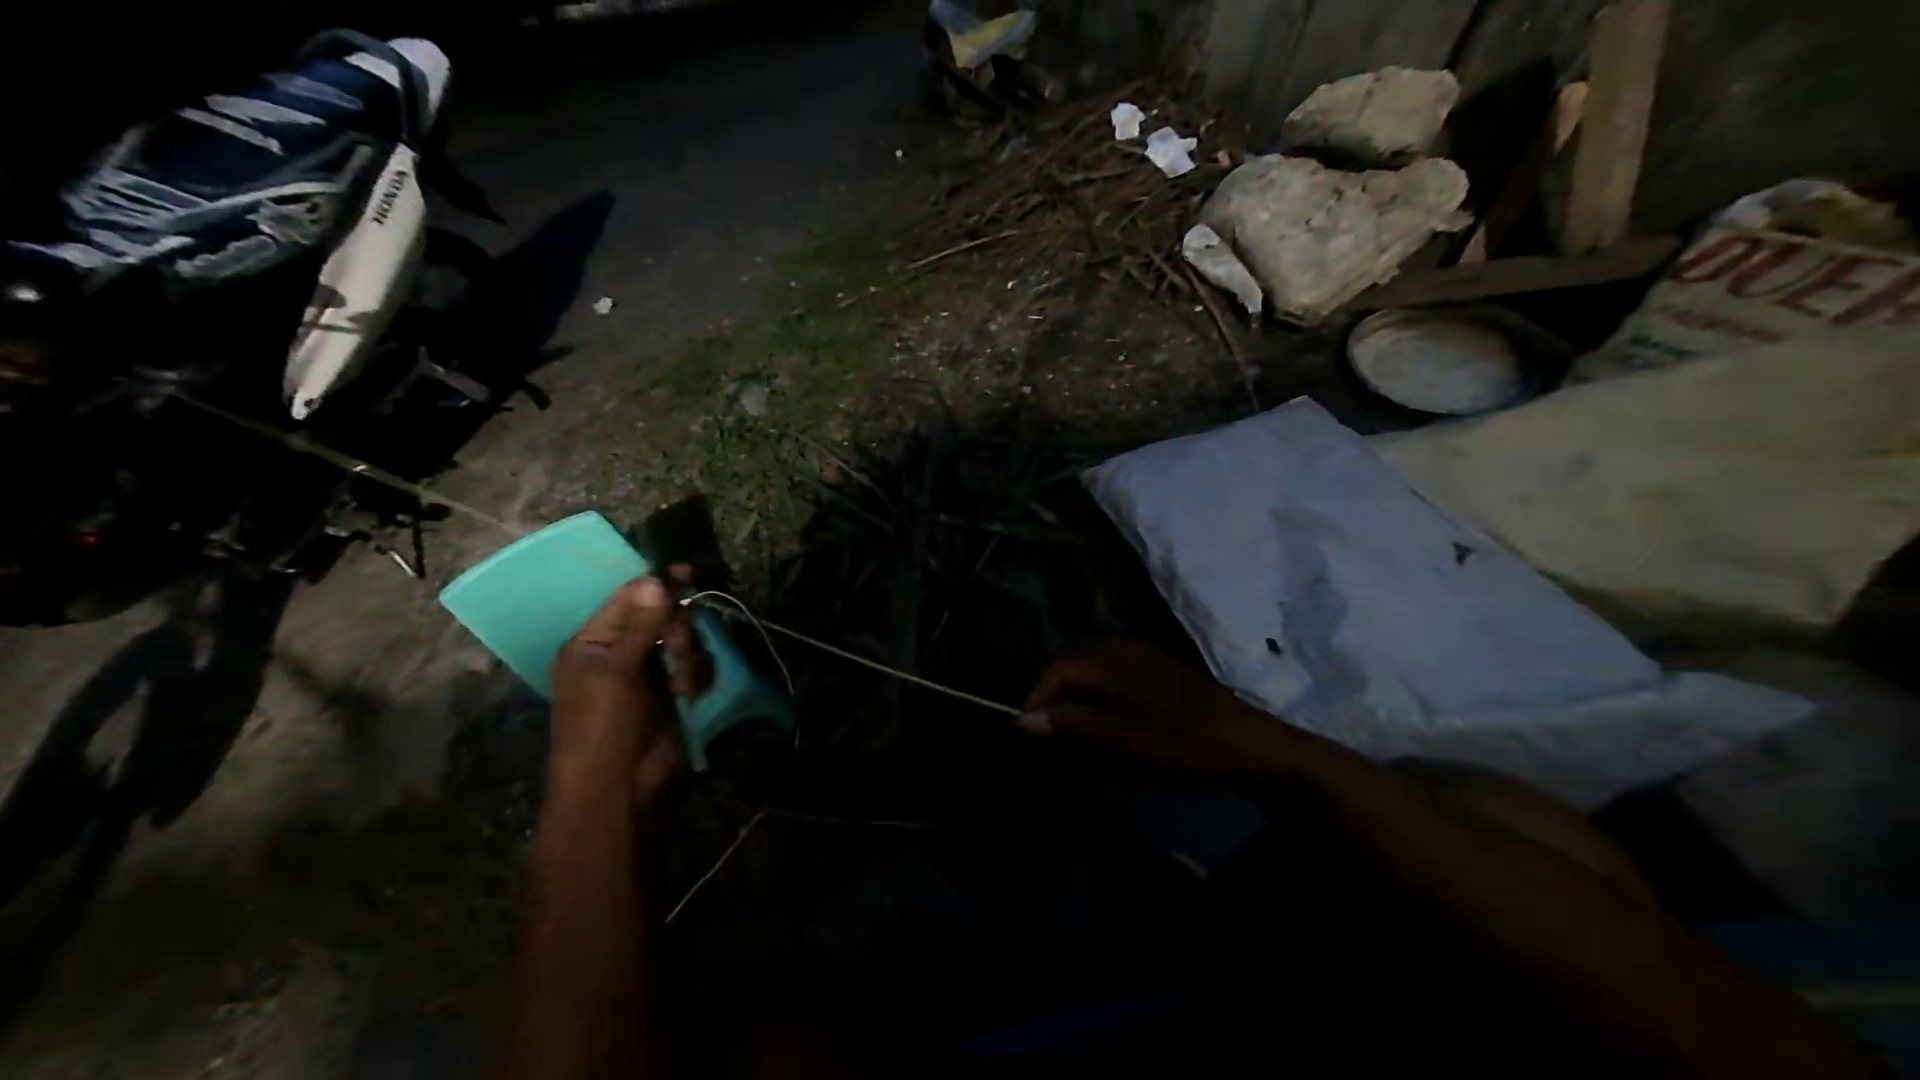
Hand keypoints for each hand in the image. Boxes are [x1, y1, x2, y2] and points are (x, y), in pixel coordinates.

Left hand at [549, 571, 709, 801]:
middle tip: (676, 654)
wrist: (620, 789)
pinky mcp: (672, 692)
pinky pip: (693, 666)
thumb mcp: (617, 672)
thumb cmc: (603, 727)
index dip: (654, 585)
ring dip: (688, 659)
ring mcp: (647, 673)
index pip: (626, 600)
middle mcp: (620, 653)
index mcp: (592, 643)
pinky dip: (695, 676)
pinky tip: (690, 695)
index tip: (686, 572)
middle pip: (661, 617)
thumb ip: (640, 625)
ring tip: (682, 686)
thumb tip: (655, 579)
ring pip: (682, 641)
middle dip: (676, 633)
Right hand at [1021, 641, 1289, 771]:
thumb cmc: (1183, 742)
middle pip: (1072, 668)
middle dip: (1058, 701)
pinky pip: (1113, 677)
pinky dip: (1101, 700)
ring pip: (1092, 674)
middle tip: (1054, 738)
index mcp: (1111, 659)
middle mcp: (1122, 647)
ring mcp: (1142, 655)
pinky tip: (1110, 725)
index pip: (1057, 669)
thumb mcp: (1123, 739)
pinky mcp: (1156, 668)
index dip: (1037, 698)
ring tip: (1079, 736)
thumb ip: (1073, 725)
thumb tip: (1024, 720)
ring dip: (1079, 702)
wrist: (1249, 743)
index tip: (1030, 732)